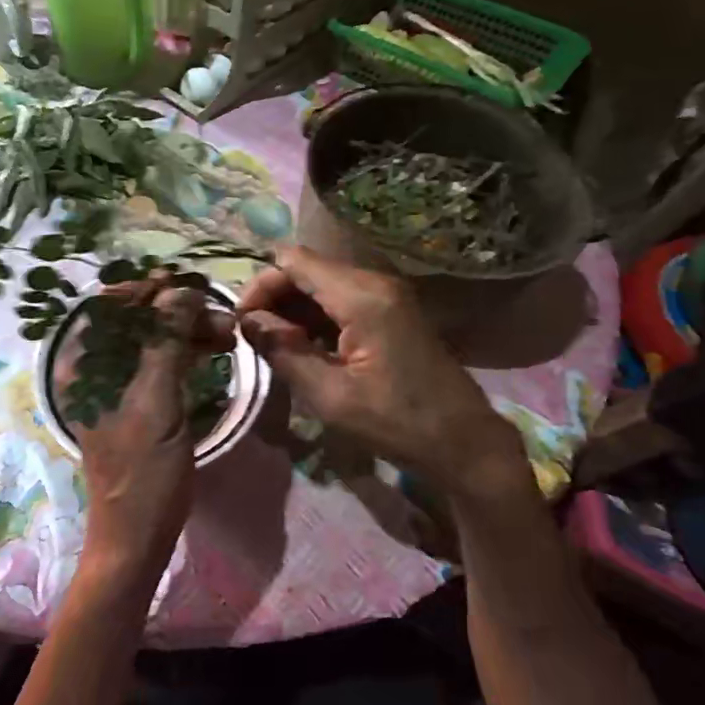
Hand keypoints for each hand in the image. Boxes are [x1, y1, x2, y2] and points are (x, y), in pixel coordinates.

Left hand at [56, 274, 232, 585]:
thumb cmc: (144, 473)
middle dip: (176, 312)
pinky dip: (185, 354)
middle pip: (133, 322)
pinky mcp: (137, 404)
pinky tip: (215, 350)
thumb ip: (165, 343)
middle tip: (219, 316)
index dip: (146, 290)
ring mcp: (116, 388)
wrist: (136, 536)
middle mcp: (94, 370)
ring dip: (186, 332)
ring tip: (227, 333)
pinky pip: (159, 366)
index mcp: (84, 366)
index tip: (188, 288)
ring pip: (151, 343)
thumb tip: (180, 291)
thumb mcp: (157, 403)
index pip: (108, 306)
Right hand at [238, 245, 524, 497]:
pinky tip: (303, 349)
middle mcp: (374, 283)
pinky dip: (314, 318)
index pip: (292, 262)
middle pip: (306, 268)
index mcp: (361, 297)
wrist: (463, 442)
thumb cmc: (396, 423)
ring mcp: (386, 295)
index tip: (241, 323)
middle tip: (252, 338)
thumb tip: (246, 321)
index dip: (259, 285)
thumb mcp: (328, 395)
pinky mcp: (390, 310)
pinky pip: (339, 300)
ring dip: (291, 309)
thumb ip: (282, 351)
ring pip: (320, 284)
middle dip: (273, 297)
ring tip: (273, 347)